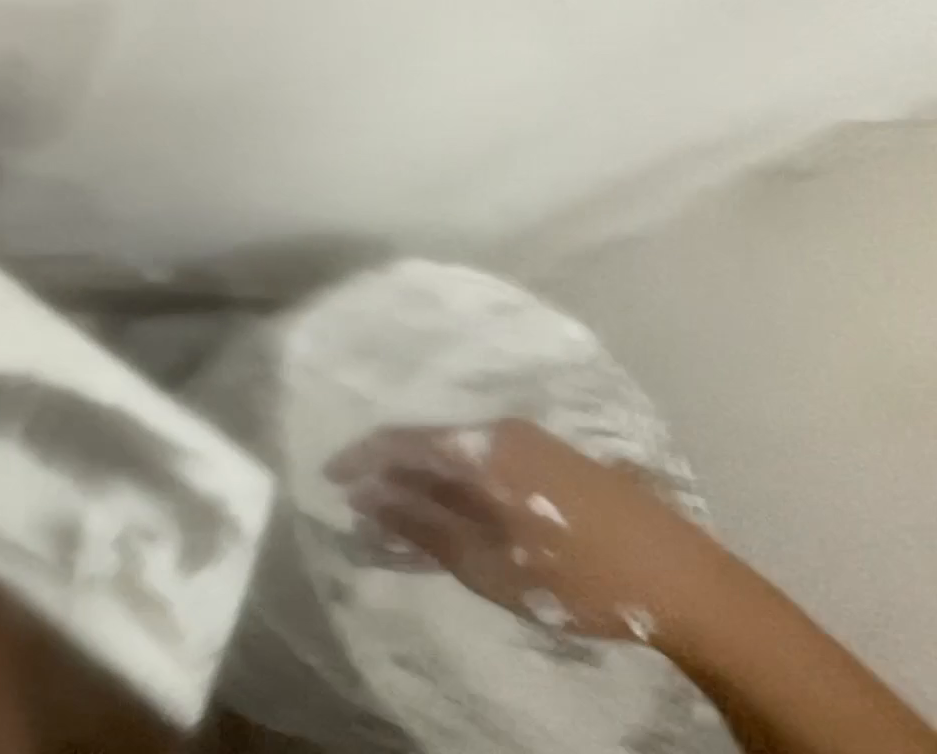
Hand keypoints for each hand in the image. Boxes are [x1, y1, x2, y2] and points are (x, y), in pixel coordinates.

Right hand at [325, 418, 723, 644]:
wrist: (696, 592)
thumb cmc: (579, 578)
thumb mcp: (487, 563)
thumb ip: (419, 525)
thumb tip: (363, 496)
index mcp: (485, 449)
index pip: (401, 439)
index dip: (359, 458)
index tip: (330, 478)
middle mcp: (506, 434)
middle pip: (429, 445)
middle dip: (391, 477)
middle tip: (365, 511)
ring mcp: (536, 447)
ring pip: (458, 459)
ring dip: (426, 488)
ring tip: (403, 524)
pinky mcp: (559, 466)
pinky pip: (488, 469)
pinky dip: (460, 492)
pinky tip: (452, 522)